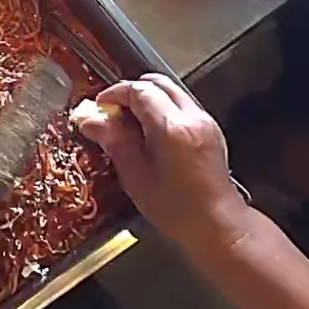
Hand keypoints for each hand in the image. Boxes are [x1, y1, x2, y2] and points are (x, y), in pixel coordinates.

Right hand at [75, 73, 250, 256]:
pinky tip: (150, 134)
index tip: (99, 106)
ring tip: (129, 124)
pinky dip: (162, 108)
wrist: (218, 225)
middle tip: (112, 111)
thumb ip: (115, 142)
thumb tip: (90, 120)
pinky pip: (181, 105)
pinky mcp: (210, 129)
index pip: (139, 91)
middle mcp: (192, 117)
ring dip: (148, 99)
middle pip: (158, 83)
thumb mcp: (136, 178)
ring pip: (171, 91)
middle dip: (131, 91)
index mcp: (171, 128)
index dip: (115, 93)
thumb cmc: (175, 209)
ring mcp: (204, 121)